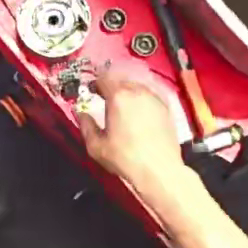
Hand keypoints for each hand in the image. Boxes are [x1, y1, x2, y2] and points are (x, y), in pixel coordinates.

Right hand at [78, 73, 186, 196]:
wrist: (159, 169)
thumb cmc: (126, 158)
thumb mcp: (96, 146)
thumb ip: (85, 126)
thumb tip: (82, 115)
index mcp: (118, 97)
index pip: (104, 78)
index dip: (96, 83)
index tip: (92, 90)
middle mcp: (137, 92)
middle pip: (121, 80)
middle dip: (111, 87)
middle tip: (105, 98)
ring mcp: (154, 99)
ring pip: (137, 86)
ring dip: (128, 92)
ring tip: (122, 106)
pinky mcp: (166, 108)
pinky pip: (150, 96)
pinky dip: (142, 100)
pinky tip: (139, 112)